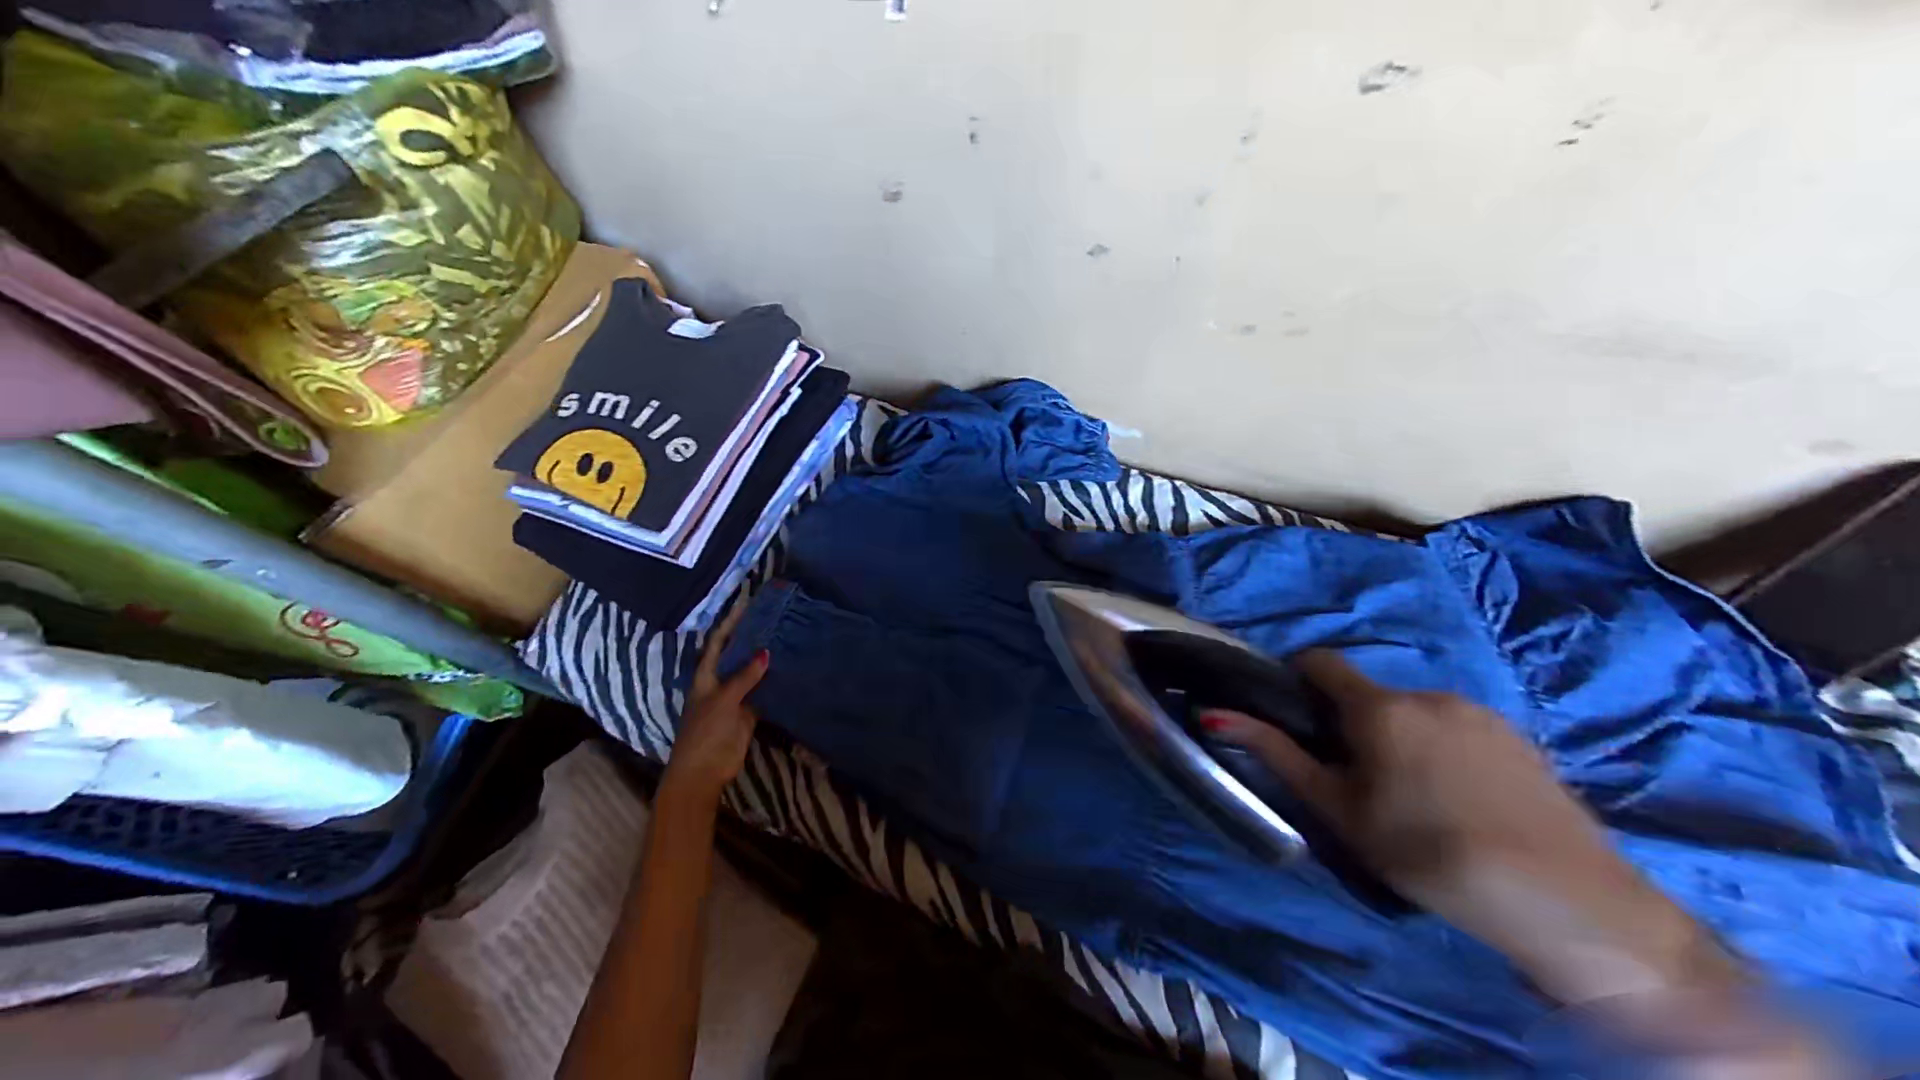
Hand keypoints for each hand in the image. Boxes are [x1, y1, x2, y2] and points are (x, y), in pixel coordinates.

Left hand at [660, 602, 767, 810]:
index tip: (745, 604)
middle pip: (735, 655)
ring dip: (763, 660)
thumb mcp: (724, 700)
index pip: (717, 642)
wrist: (703, 771)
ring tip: (785, 638)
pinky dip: (772, 683)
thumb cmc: (706, 732)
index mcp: (706, 676)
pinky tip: (788, 670)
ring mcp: (734, 698)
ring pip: (750, 673)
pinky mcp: (747, 714)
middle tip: (773, 617)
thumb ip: (744, 677)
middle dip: (750, 637)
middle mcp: (719, 682)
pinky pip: (762, 693)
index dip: (729, 623)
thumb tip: (765, 652)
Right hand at [1201, 649, 1740, 1005]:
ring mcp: (1482, 715)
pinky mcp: (1522, 740)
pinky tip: (1461, 805)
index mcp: (1380, 707)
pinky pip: (1459, 732)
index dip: (1297, 679)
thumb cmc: (1429, 852)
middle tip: (1355, 784)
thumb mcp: (1340, 810)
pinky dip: (1442, 753)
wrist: (1572, 904)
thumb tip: (1213, 714)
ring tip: (1413, 801)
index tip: (1295, 720)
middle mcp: (1430, 694)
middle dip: (1352, 726)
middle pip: (1370, 696)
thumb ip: (1277, 754)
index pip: (1321, 662)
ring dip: (1399, 740)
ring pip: (1416, 715)